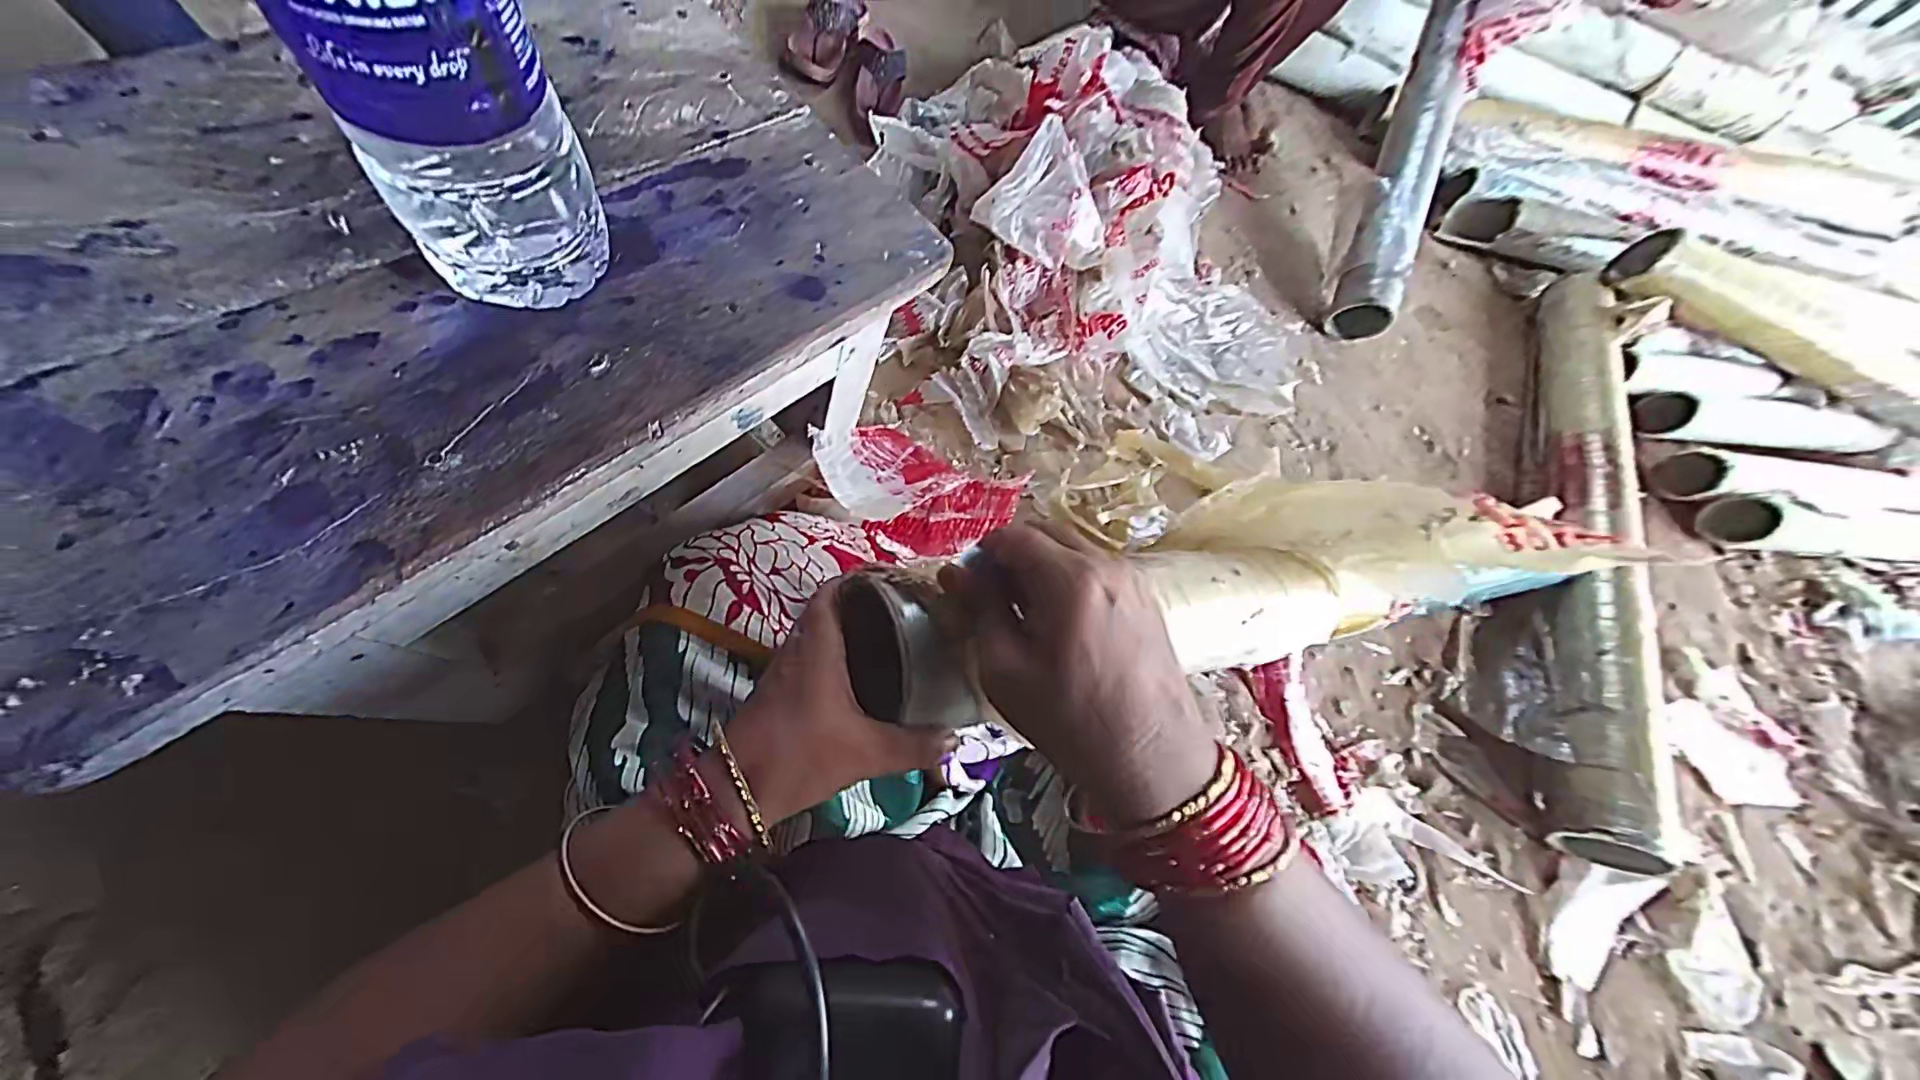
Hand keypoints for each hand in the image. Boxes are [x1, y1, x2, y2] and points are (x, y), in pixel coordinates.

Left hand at [723, 577, 955, 823]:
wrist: (736, 791)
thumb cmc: (799, 756)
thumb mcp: (866, 753)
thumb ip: (914, 746)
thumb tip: (955, 739)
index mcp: (817, 647)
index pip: (831, 591)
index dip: (859, 579)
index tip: (892, 580)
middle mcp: (798, 649)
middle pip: (827, 609)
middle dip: (862, 604)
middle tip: (902, 610)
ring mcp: (785, 670)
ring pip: (818, 633)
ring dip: (847, 629)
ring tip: (889, 636)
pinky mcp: (781, 691)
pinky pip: (812, 657)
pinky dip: (835, 654)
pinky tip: (861, 675)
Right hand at [940, 523, 1216, 824]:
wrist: (1152, 759)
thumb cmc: (1070, 720)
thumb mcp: (1005, 669)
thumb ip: (979, 609)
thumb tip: (954, 572)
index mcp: (1070, 579)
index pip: (1014, 535)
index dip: (982, 553)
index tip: (970, 583)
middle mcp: (1107, 564)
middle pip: (1046, 532)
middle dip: (1013, 555)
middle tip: (994, 598)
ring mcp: (1133, 577)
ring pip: (1072, 548)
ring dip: (1042, 566)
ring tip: (1028, 615)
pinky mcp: (1146, 595)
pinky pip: (1096, 568)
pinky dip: (1069, 578)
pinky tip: (1062, 622)